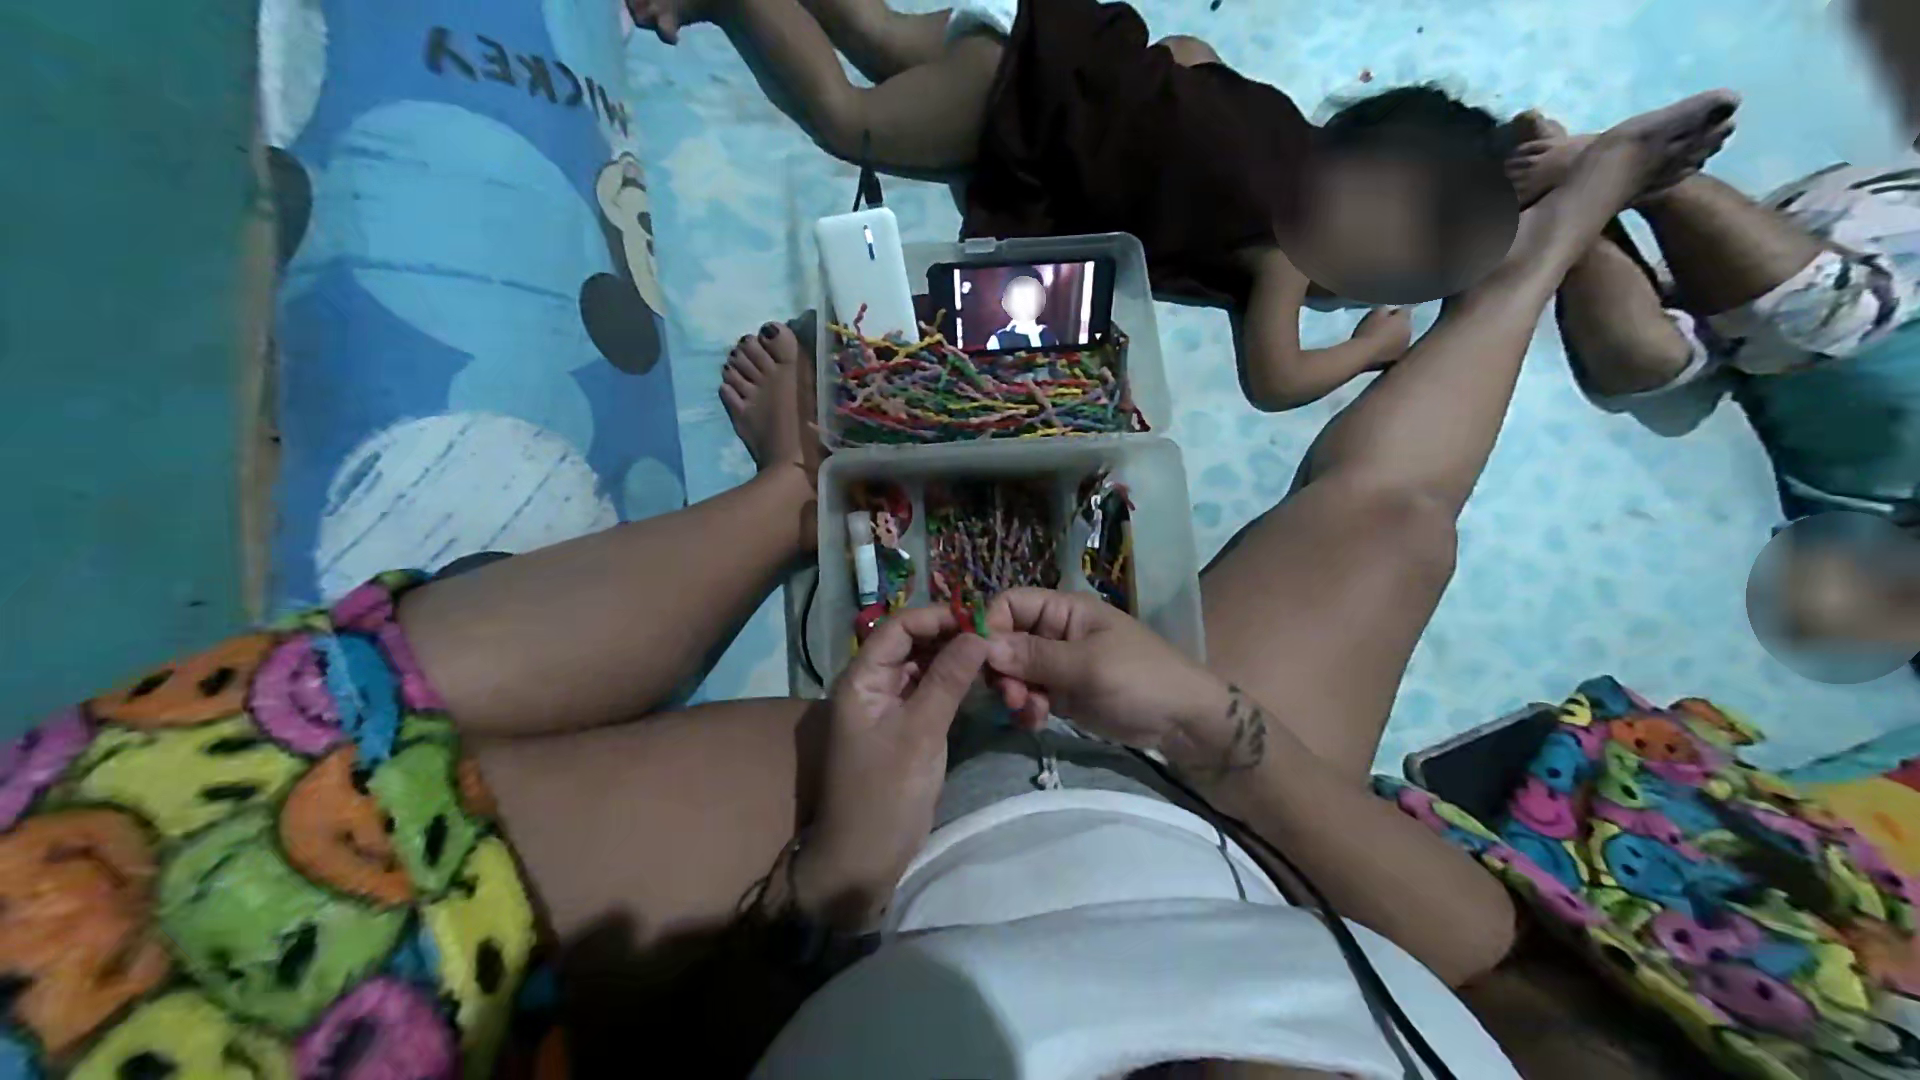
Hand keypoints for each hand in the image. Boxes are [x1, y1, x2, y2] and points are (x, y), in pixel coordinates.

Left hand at [793, 606, 987, 928]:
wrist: (865, 858)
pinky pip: (929, 689)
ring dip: (954, 657)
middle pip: (911, 643)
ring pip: (923, 665)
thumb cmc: (885, 793)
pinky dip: (953, 681)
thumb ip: (947, 680)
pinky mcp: (905, 724)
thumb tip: (978, 634)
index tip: (978, 619)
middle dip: (949, 635)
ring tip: (992, 655)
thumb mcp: (920, 733)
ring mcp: (889, 705)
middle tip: (993, 637)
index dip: (935, 617)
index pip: (897, 628)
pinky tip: (980, 680)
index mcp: (862, 679)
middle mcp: (873, 683)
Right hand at [981, 588, 1230, 758]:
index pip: (1010, 604)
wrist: (1184, 723)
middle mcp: (1055, 631)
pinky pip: (1029, 694)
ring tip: (1029, 713)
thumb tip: (983, 646)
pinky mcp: (1061, 691)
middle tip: (1011, 698)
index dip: (990, 626)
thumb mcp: (1088, 666)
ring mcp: (1058, 663)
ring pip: (1014, 671)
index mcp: (1064, 610)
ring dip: (1014, 693)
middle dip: (1002, 669)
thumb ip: (1035, 656)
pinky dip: (1026, 708)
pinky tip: (1036, 722)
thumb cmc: (1141, 680)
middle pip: (1006, 639)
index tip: (981, 660)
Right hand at [1353, 307, 1412, 368]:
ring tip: (1381, 343)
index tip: (1384, 315)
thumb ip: (1385, 308)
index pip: (1404, 310)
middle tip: (1382, 330)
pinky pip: (1396, 352)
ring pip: (1402, 339)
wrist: (1363, 354)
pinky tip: (1380, 352)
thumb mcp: (1374, 313)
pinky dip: (1391, 351)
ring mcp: (1404, 347)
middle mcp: (1409, 332)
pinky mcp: (1397, 359)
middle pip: (1405, 326)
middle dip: (1396, 326)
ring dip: (1395, 339)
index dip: (1394, 312)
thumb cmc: (1368, 331)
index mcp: (1404, 319)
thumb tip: (1389, 309)